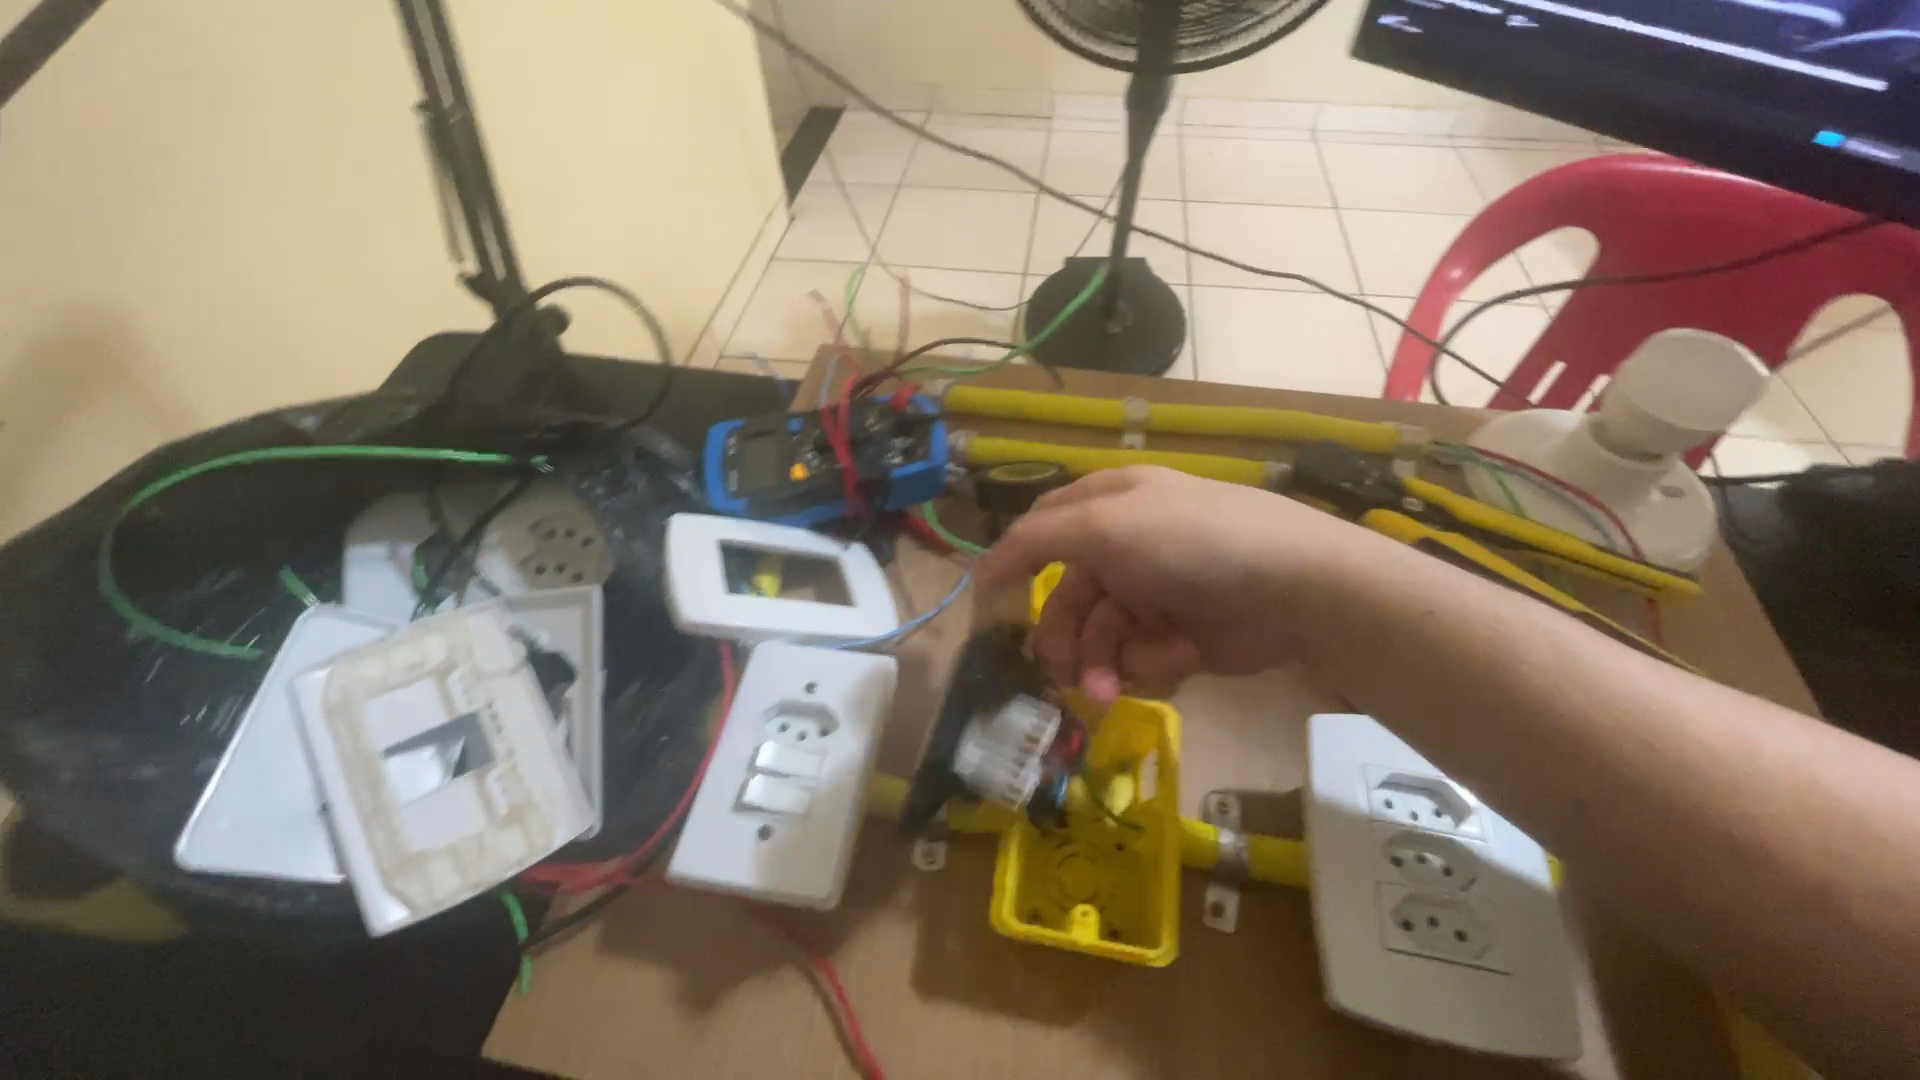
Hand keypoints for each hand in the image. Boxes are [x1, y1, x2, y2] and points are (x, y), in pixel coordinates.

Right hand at [974, 466, 1363, 704]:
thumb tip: (978, 572)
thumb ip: (1033, 543)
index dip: (1013, 572)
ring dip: (1105, 664)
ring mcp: (1152, 595)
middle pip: (1065, 603)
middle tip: (1066, 675)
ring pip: (1099, 641)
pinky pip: (1139, 660)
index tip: (994, 617)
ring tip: (1115, 688)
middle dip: (1066, 642)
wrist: (1293, 586)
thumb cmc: (1189, 541)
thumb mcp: (1103, 525)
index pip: (1039, 536)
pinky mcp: (1179, 637)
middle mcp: (1123, 550)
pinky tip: (1181, 655)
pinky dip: (1153, 663)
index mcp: (1104, 508)